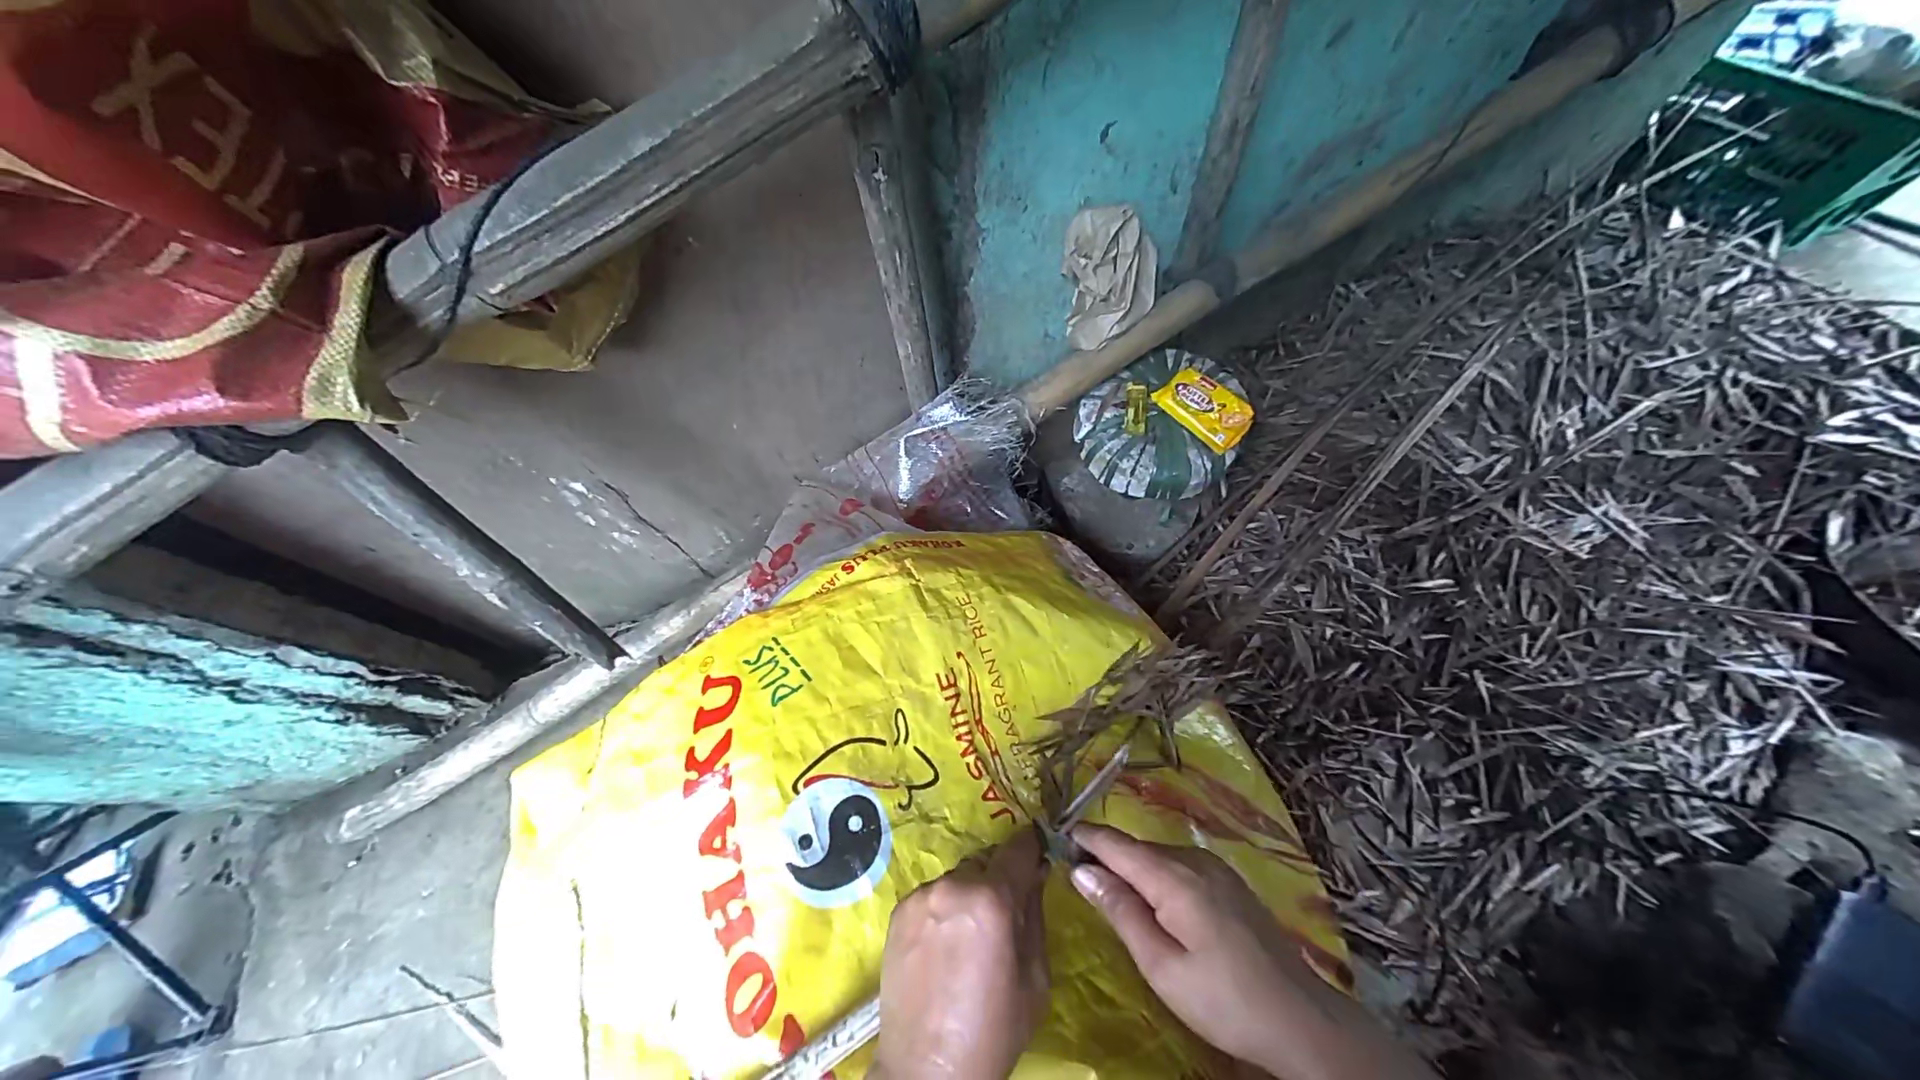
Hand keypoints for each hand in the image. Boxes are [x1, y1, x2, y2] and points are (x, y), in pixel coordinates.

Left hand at [873, 830, 1048, 1079]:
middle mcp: (953, 886)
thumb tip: (1035, 874)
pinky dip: (943, 908)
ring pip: (957, 879)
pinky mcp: (899, 912)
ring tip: (968, 937)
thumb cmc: (993, 1029)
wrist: (926, 1068)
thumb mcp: (1035, 976)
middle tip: (1003, 914)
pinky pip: (932, 896)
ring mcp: (922, 897)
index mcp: (992, 900)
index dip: (1031, 846)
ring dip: (968, 894)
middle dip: (998, 879)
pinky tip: (943, 945)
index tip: (1038, 852)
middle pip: (985, 862)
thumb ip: (1035, 914)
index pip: (1018, 848)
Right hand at [1070, 824, 1434, 1079]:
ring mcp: (1216, 868)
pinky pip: (1179, 865)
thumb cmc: (1223, 1000)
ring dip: (1130, 865)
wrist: (1301, 1019)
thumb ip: (1120, 911)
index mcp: (1175, 877)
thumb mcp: (1161, 965)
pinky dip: (1155, 873)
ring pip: (1158, 855)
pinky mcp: (1229, 882)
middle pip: (1137, 848)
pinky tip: (1151, 899)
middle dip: (1105, 854)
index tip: (1055, 835)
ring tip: (1106, 887)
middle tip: (1073, 871)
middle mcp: (1195, 860)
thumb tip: (1080, 871)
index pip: (1117, 844)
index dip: (1085, 837)